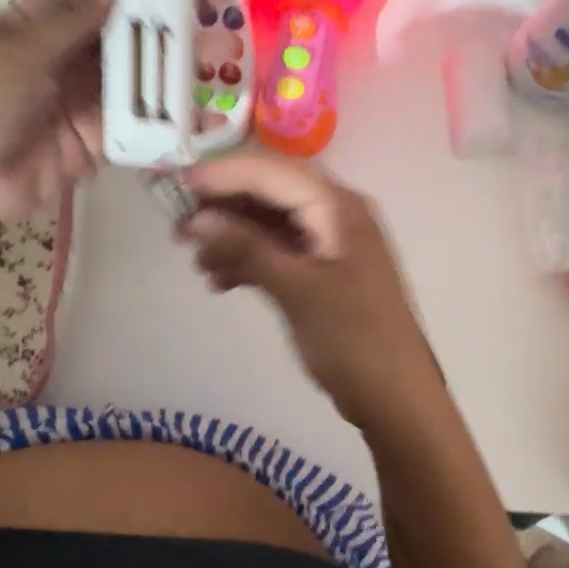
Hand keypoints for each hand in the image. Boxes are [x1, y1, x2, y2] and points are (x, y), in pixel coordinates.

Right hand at [179, 154, 443, 428]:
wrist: (396, 396)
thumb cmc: (353, 341)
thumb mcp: (297, 291)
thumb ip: (247, 249)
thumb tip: (198, 220)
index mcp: (338, 207)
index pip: (270, 171)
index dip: (220, 174)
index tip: (173, 187)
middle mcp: (336, 215)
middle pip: (269, 192)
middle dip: (222, 205)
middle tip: (176, 229)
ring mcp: (331, 245)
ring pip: (271, 224)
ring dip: (232, 237)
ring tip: (196, 262)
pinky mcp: (325, 274)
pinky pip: (280, 252)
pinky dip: (249, 262)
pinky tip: (220, 283)